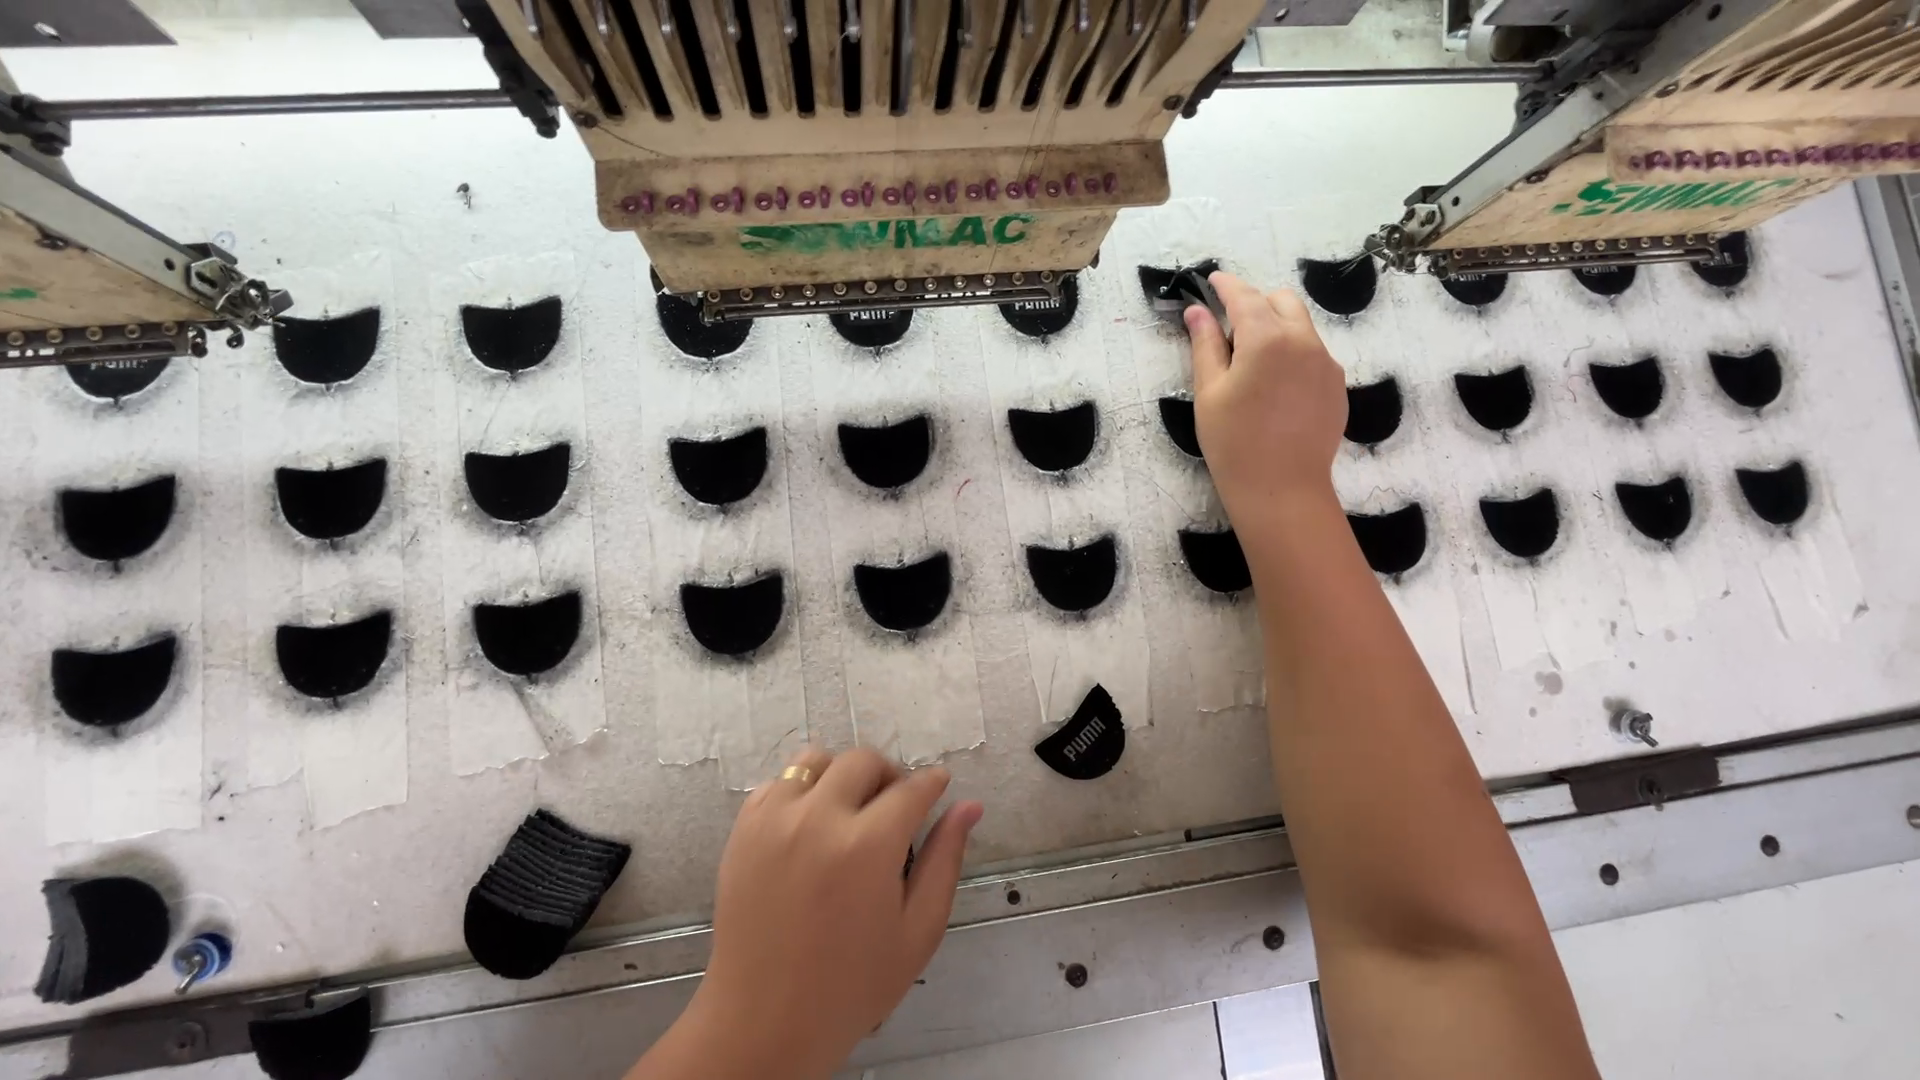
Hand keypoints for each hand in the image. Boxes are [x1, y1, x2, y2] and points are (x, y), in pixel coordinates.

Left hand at [659, 747, 982, 1079]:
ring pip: (816, 760)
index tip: (938, 785)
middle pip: (863, 761)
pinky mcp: (743, 830)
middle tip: (894, 810)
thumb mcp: (918, 931)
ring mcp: (773, 820)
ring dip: (841, 775)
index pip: (911, 788)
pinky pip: (777, 783)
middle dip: (889, 776)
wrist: (764, 1021)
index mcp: (867, 846)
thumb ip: (945, 860)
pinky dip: (800, 791)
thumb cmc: (852, 985)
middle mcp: (818, 818)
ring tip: (849, 813)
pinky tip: (810, 827)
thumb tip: (969, 806)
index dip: (931, 783)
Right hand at [1184, 271, 1346, 524]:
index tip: (1212, 281)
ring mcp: (1327, 363)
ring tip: (1252, 360)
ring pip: (1302, 326)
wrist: (1281, 489)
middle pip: (1282, 301)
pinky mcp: (1337, 386)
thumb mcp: (1209, 392)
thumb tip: (1197, 312)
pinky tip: (1275, 387)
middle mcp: (1304, 341)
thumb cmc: (1233, 442)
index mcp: (1267, 338)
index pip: (1244, 296)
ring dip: (1276, 327)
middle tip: (1229, 327)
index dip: (1226, 285)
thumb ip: (1205, 345)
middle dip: (1255, 302)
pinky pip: (1314, 354)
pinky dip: (1293, 353)